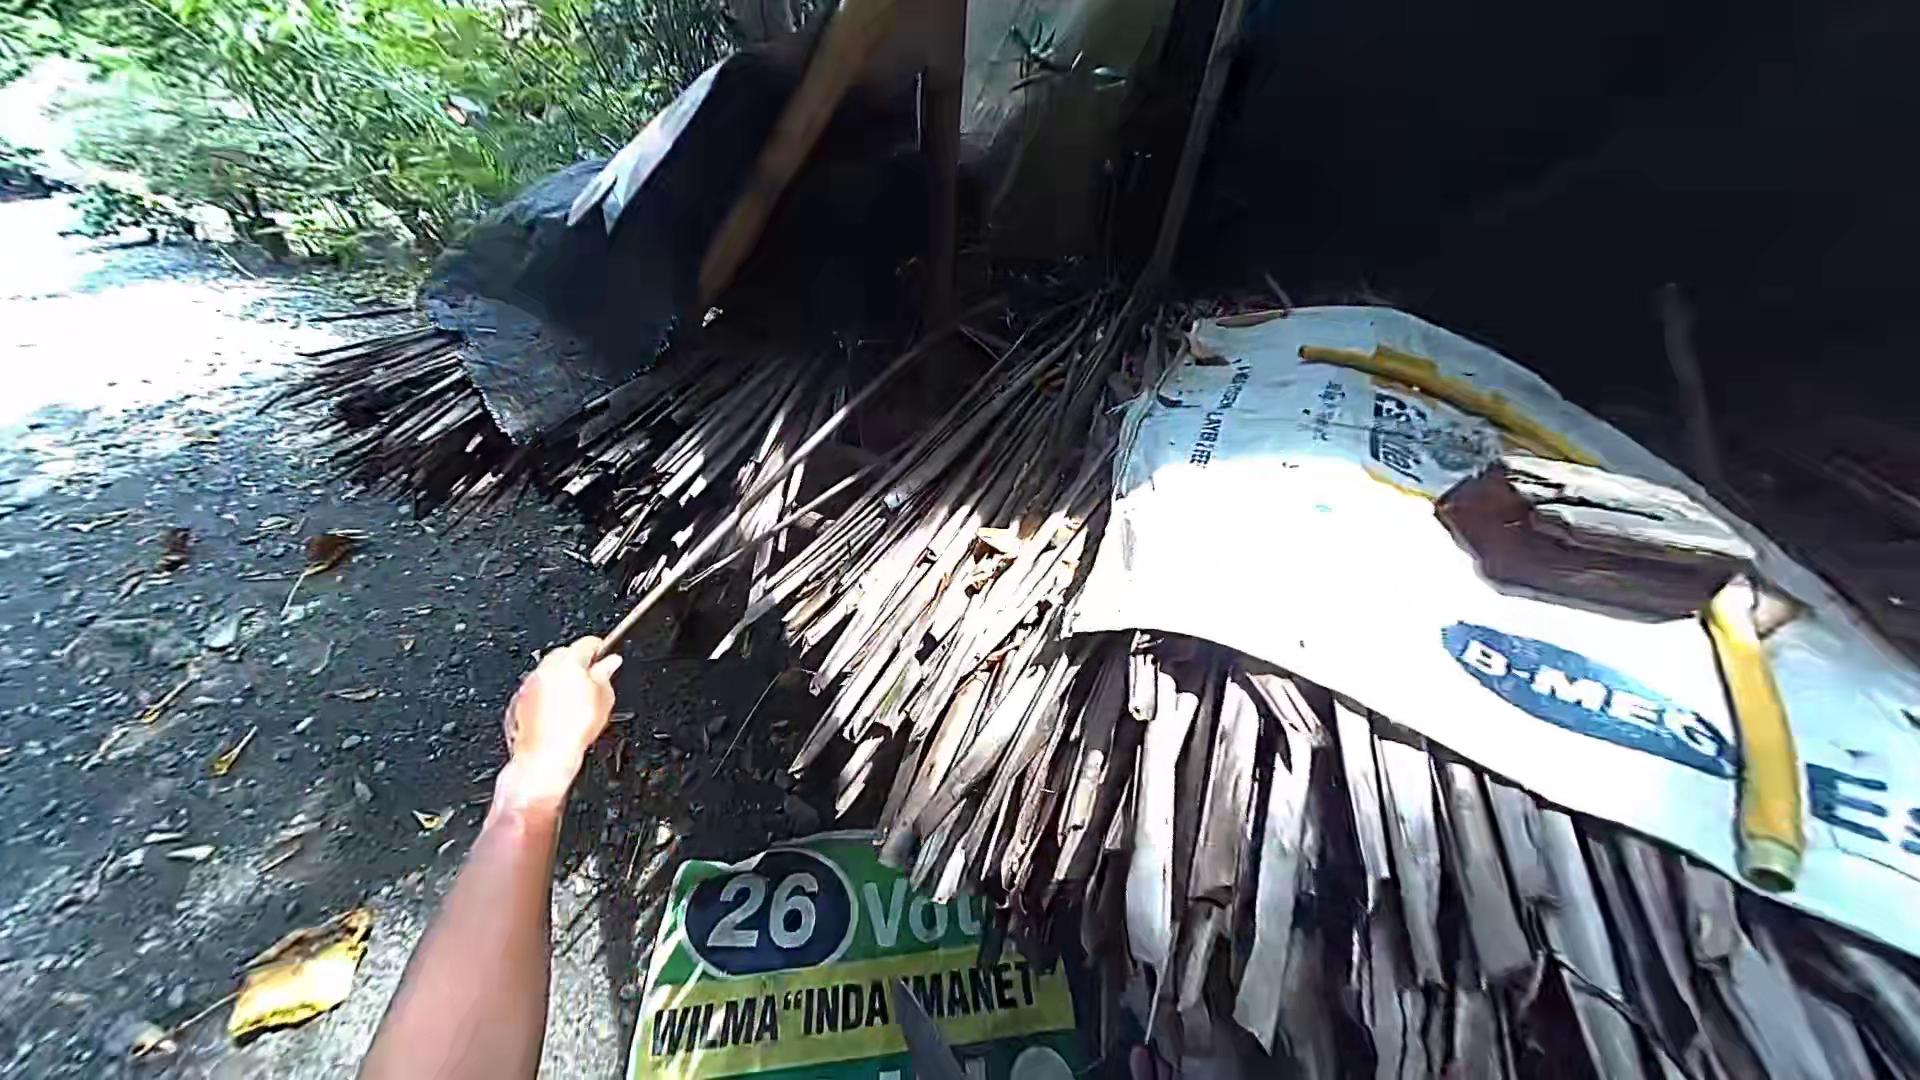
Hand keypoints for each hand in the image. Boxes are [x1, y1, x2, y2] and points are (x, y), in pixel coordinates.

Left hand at [495, 636, 621, 811]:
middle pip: (563, 654)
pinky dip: (545, 695)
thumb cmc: (574, 730)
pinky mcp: (516, 703)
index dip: (600, 649)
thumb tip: (610, 663)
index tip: (605, 658)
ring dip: (560, 679)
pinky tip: (557, 713)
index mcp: (569, 664)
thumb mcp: (604, 698)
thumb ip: (606, 675)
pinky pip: (534, 691)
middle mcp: (544, 671)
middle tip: (591, 679)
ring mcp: (527, 687)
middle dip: (577, 663)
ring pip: (547, 672)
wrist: (544, 759)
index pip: (587, 643)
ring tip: (574, 699)